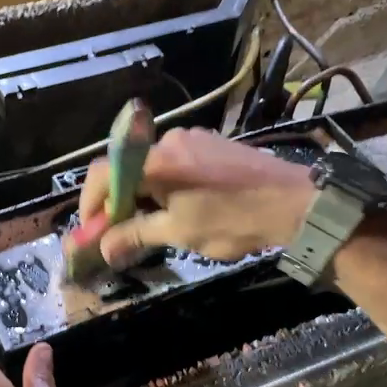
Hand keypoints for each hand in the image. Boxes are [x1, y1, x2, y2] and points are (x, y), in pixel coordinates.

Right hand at [78, 127, 314, 265]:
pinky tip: (177, 207)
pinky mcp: (212, 143)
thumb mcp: (180, 233)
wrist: (295, 203)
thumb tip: (104, 247)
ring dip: (142, 194)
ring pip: (151, 166)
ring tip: (150, 225)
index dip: (90, 203)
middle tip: (117, 233)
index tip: (92, 231)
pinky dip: (165, 185)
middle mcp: (169, 140)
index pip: (103, 174)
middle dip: (117, 202)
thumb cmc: (233, 220)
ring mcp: (193, 138)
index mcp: (156, 161)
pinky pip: (175, 162)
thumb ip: (136, 235)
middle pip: (126, 168)